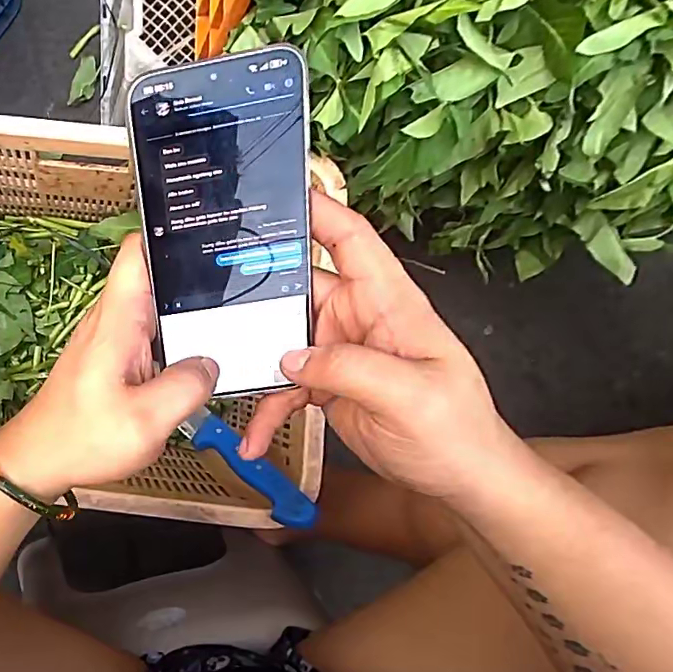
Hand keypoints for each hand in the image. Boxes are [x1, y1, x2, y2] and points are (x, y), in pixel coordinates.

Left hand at [0, 234, 217, 498]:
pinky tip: (203, 352)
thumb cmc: (81, 438)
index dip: (169, 232)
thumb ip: (186, 387)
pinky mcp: (116, 357)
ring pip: (158, 307)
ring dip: (189, 311)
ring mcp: (114, 337)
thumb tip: (210, 363)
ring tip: (233, 316)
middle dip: (195, 276)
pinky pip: (153, 334)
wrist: (39, 459)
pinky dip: (177, 338)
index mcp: (117, 319)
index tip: (208, 230)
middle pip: (157, 276)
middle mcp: (113, 319)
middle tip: (242, 282)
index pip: (137, 250)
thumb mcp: (146, 421)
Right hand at [237, 191, 531, 497]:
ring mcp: (336, 349)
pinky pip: (282, 385)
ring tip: (226, 377)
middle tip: (214, 291)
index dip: (319, 210)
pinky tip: (253, 435)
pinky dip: (265, 408)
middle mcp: (357, 317)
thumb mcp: (411, 397)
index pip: (352, 240)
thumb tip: (291, 358)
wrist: (458, 477)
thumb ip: (349, 370)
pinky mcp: (323, 380)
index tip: (280, 193)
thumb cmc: (457, 431)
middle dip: (256, 288)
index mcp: (388, 302)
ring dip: (252, 361)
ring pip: (279, 337)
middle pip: (297, 285)